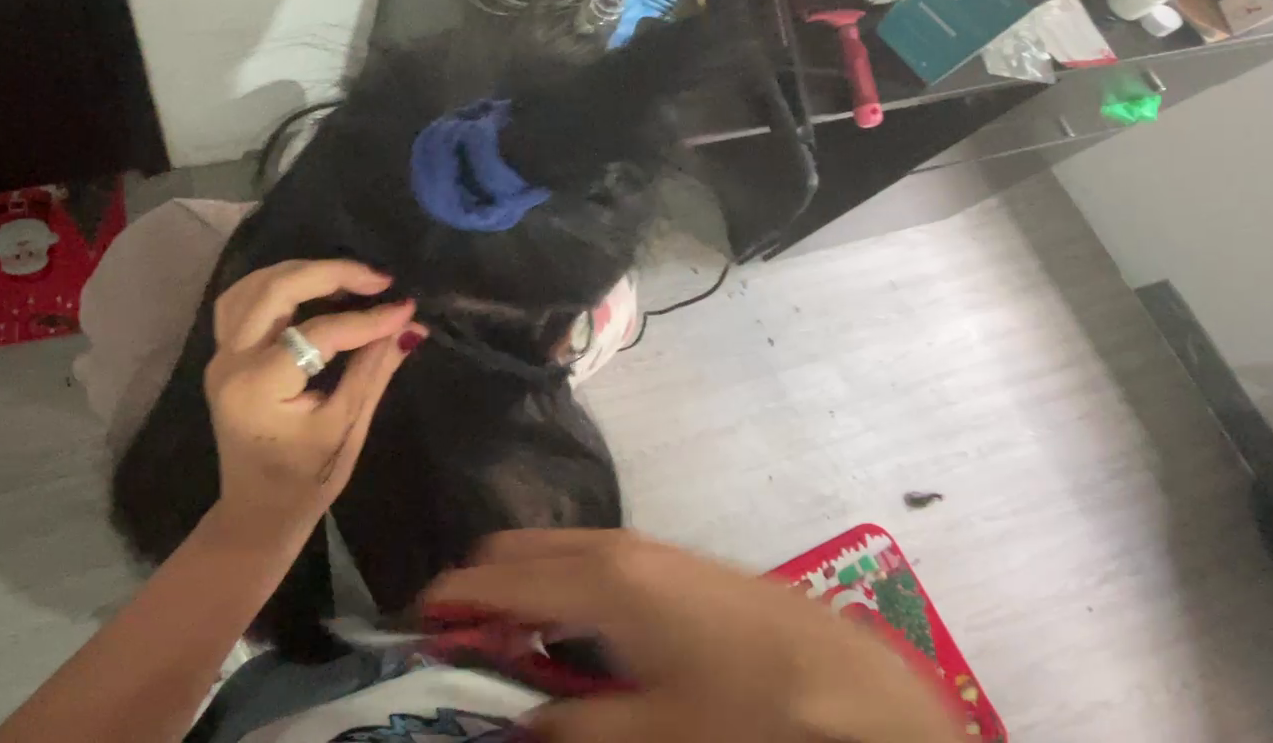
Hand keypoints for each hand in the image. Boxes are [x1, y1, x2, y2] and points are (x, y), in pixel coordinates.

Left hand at [205, 259, 424, 540]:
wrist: (256, 513)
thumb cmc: (305, 483)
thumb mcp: (346, 430)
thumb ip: (373, 372)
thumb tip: (409, 326)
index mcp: (259, 389)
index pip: (317, 334)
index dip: (365, 319)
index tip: (405, 307)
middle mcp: (230, 364)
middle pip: (275, 291)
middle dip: (330, 274)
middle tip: (378, 279)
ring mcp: (220, 356)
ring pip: (253, 286)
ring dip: (302, 272)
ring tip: (349, 277)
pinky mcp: (224, 355)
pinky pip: (241, 301)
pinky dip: (276, 284)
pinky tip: (308, 285)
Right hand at [422, 530, 963, 742]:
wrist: (860, 688)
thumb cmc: (750, 711)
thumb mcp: (652, 732)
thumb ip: (572, 724)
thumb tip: (514, 720)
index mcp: (598, 580)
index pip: (494, 578)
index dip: (447, 603)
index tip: (411, 632)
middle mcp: (611, 548)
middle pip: (514, 550)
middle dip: (478, 592)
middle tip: (458, 648)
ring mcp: (644, 549)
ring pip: (550, 551)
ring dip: (518, 589)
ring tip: (505, 647)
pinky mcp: (669, 563)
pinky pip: (585, 562)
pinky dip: (556, 589)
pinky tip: (569, 638)